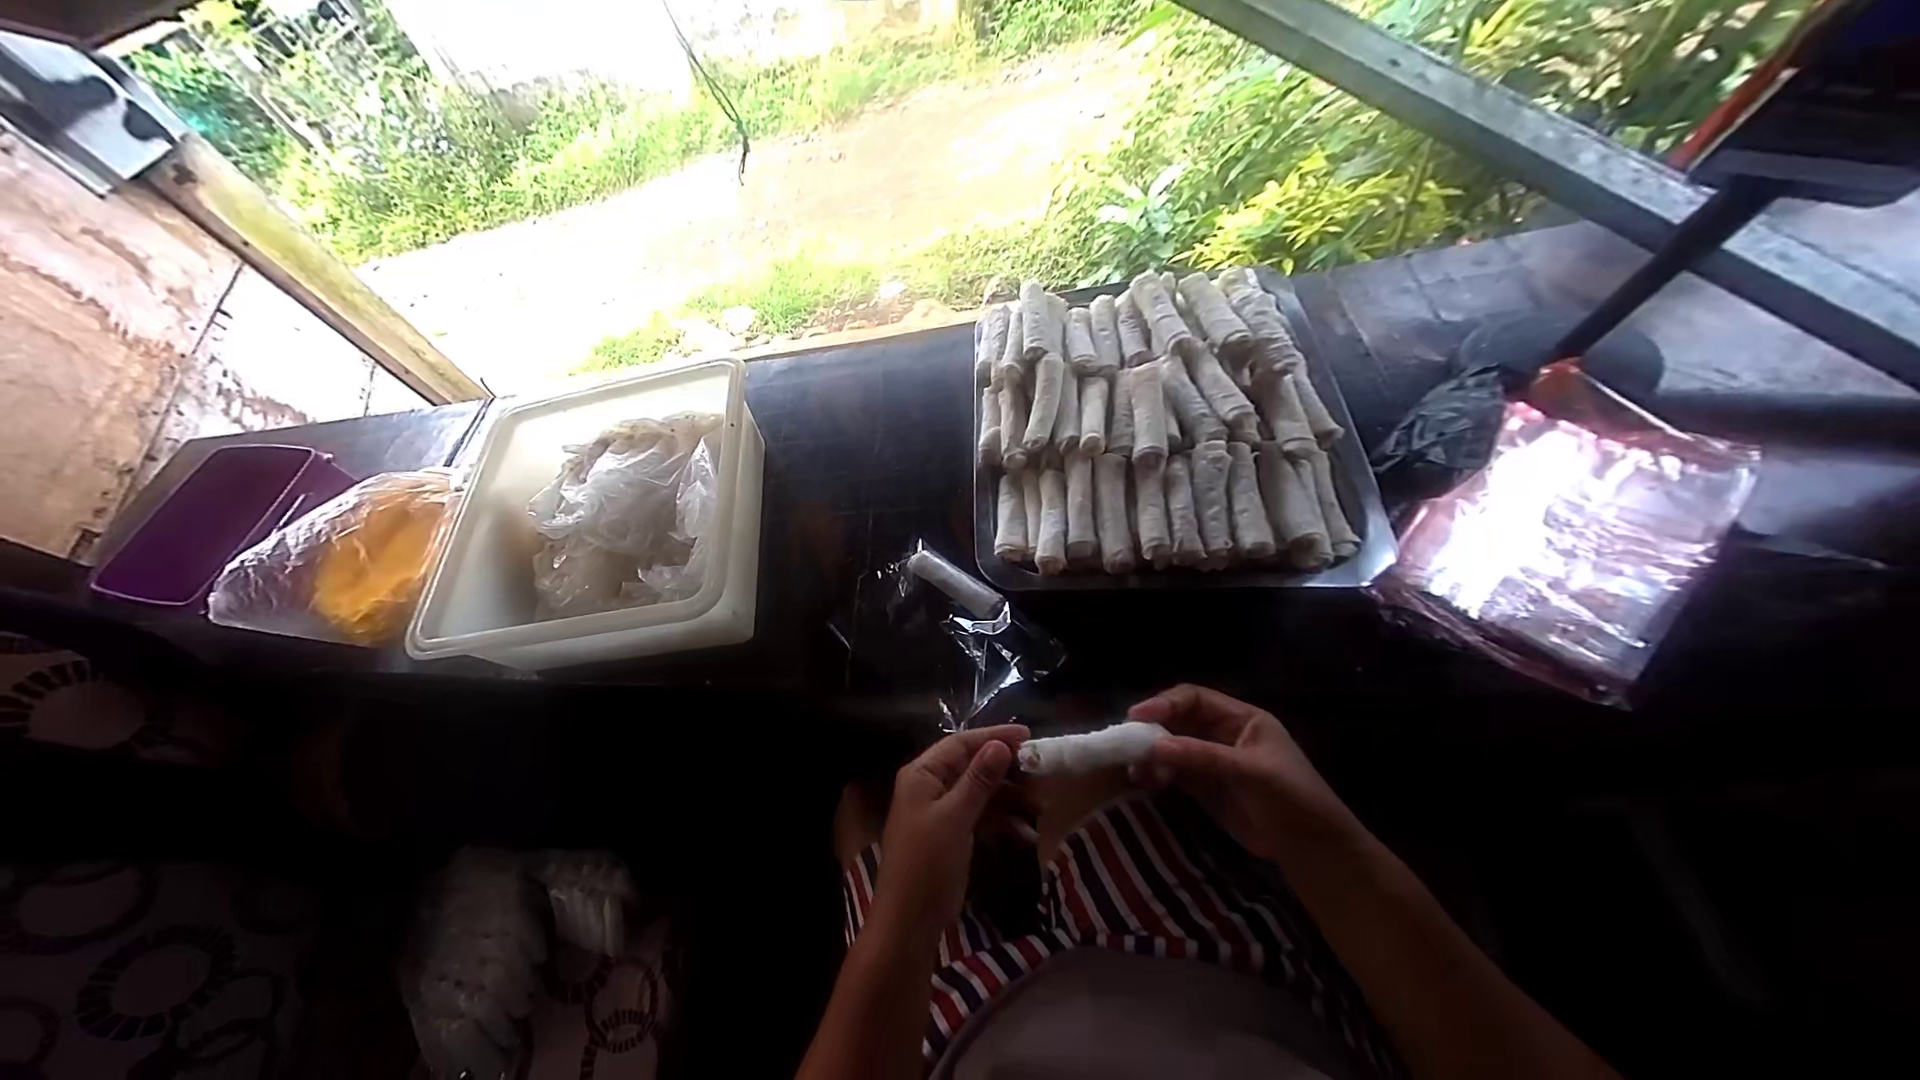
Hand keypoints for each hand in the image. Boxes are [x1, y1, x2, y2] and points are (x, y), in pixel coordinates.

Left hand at [872, 725, 1027, 945]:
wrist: (909, 922)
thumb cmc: (927, 863)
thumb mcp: (955, 818)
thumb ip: (978, 780)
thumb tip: (1000, 745)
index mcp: (922, 774)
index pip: (961, 743)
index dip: (993, 737)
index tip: (1028, 736)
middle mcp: (930, 786)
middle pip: (973, 766)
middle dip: (1006, 771)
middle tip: (1039, 773)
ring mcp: (942, 811)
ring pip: (981, 793)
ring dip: (1010, 799)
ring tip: (1041, 807)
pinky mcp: (953, 834)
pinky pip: (981, 817)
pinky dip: (1002, 823)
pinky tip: (1027, 835)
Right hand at [1128, 685, 1357, 859]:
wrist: (1315, 852)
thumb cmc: (1294, 800)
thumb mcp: (1252, 772)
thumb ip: (1204, 756)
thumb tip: (1155, 745)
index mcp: (1242, 719)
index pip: (1196, 699)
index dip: (1166, 703)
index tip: (1139, 715)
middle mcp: (1223, 734)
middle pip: (1179, 720)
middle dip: (1153, 728)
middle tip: (1127, 740)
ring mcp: (1212, 761)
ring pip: (1171, 747)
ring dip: (1150, 753)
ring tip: (1134, 767)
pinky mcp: (1205, 788)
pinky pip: (1173, 772)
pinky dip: (1156, 774)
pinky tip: (1143, 781)